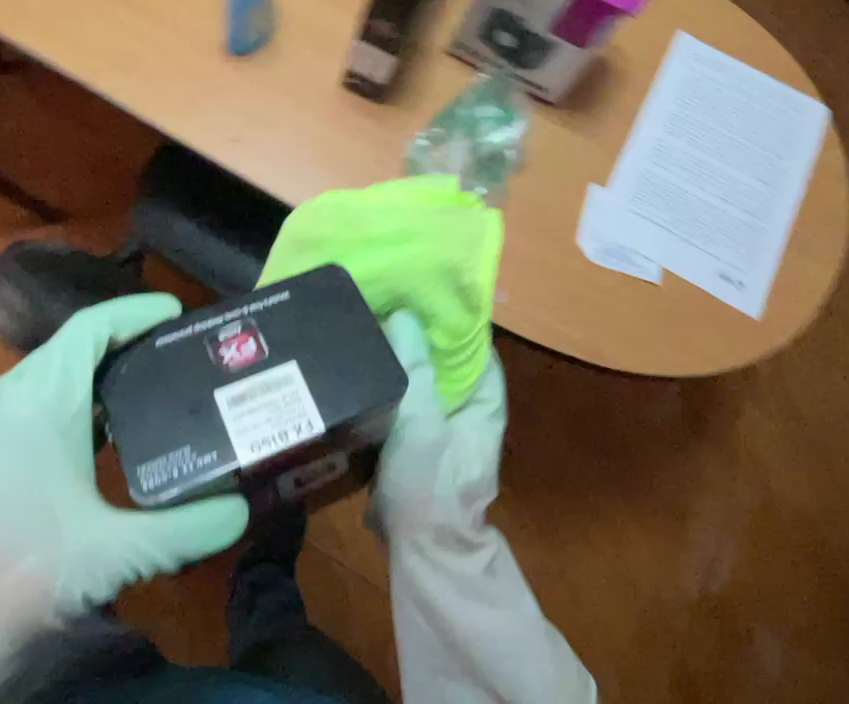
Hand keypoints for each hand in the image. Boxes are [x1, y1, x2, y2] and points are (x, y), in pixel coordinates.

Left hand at [0, 293, 250, 614]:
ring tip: (150, 394)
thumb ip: (184, 529)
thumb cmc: (17, 569)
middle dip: (127, 346)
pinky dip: (72, 401)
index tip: (179, 313)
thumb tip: (241, 510)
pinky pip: (32, 400)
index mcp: (40, 398)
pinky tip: (100, 438)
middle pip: (75, 347)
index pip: (93, 327)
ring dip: (98, 377)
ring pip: (52, 375)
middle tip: (178, 359)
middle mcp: (7, 393)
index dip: (137, 311)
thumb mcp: (111, 554)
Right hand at [369, 309, 506, 538]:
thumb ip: (413, 367)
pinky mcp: (420, 449)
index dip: (452, 323)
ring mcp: (445, 433)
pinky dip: (392, 391)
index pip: (476, 348)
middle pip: (447, 365)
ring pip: (425, 386)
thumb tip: (403, 316)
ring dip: (403, 365)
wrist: (422, 550)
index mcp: (484, 403)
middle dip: (420, 340)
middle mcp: (470, 414)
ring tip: (371, 333)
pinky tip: (364, 376)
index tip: (421, 299)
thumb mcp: (421, 419)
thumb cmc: (429, 480)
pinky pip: (407, 408)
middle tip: (386, 309)